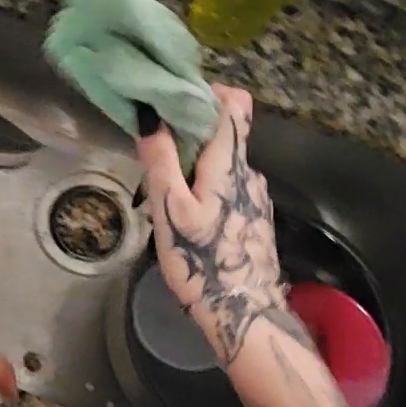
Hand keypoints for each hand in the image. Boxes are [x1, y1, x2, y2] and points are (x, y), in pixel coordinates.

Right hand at [139, 85, 303, 366]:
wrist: (244, 315)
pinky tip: (184, 217)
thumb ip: (161, 161)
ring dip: (193, 166)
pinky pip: (227, 187)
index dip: (207, 91)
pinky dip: (204, 188)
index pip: (235, 105)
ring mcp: (255, 197)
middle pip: (224, 133)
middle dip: (187, 133)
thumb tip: (149, 115)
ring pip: (222, 163)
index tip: (172, 97)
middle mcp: (248, 173)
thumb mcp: (170, 210)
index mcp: (229, 165)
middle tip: (151, 148)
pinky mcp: (254, 219)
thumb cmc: (202, 261)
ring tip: (161, 191)